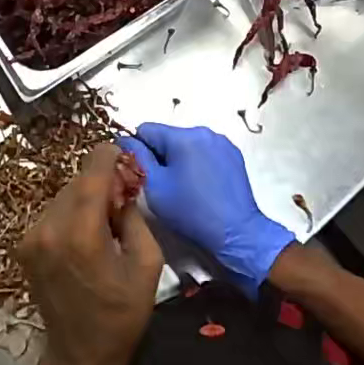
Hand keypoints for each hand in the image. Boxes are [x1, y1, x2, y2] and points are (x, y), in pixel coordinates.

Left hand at [17, 144, 163, 364]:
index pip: (91, 174)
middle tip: (120, 195)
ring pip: (62, 196)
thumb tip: (122, 187)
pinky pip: (50, 213)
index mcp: (82, 233)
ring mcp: (31, 235)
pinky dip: (68, 214)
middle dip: (99, 182)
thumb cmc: (122, 313)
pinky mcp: (22, 243)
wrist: (80, 354)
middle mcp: (49, 227)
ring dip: (83, 199)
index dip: (106, 156)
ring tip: (102, 222)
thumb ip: (134, 216)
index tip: (119, 150)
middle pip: (76, 183)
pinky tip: (82, 235)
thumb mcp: (147, 265)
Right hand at [116, 124, 294, 297]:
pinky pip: (204, 152)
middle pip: (167, 136)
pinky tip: (199, 186)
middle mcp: (204, 132)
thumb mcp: (154, 186)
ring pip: (185, 144)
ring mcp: (222, 143)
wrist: (239, 235)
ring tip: (181, 187)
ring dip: (178, 159)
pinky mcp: (234, 156)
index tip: (140, 171)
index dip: (137, 149)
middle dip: (159, 155)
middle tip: (160, 183)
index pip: (145, 130)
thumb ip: (136, 157)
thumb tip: (124, 140)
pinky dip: (196, 163)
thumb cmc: (191, 211)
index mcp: (183, 136)